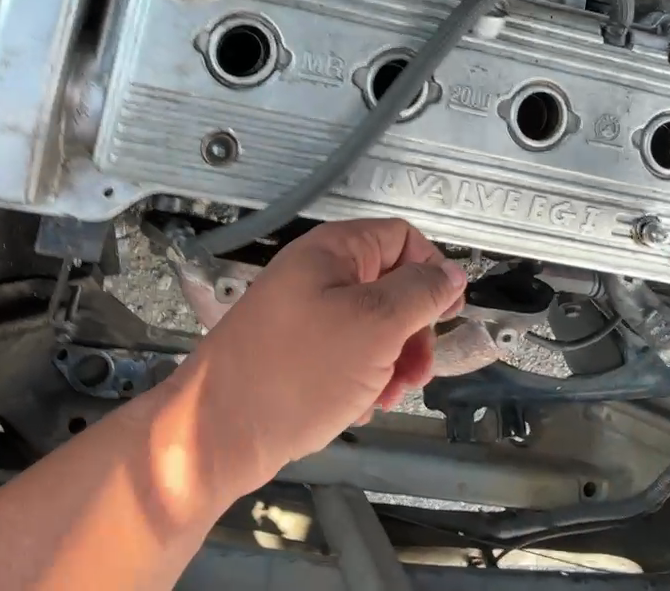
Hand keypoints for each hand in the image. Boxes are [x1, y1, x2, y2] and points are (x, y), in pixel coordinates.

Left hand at [178, 219, 465, 490]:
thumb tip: (450, 271)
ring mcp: (306, 313)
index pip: (403, 238)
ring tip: (386, 394)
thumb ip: (420, 293)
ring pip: (373, 326)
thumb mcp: (374, 325)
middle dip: (413, 330)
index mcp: (335, 250)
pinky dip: (363, 378)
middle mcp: (319, 273)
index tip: (448, 314)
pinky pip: (347, 354)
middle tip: (417, 370)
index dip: (432, 271)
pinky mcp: (297, 350)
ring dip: (392, 361)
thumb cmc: (296, 370)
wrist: (218, 432)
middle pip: (391, 285)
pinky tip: (359, 406)